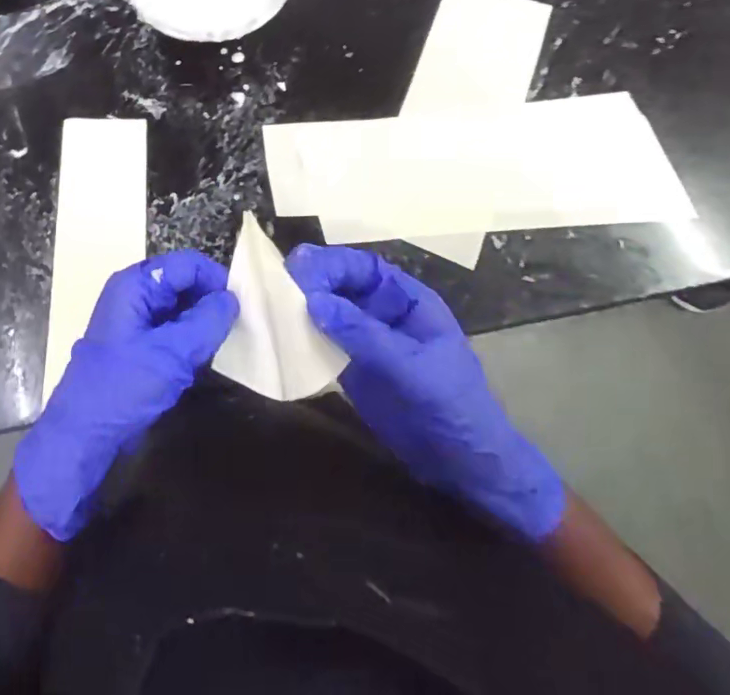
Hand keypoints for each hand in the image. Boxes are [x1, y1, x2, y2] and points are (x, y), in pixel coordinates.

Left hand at [14, 252, 240, 540]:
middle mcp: (132, 295)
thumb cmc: (125, 386)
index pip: (186, 264)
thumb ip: (206, 322)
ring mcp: (132, 320)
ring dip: (200, 324)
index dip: (216, 280)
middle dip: (209, 302)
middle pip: (182, 283)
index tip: (241, 308)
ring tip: (220, 347)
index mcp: (134, 285)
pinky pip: (170, 329)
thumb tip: (231, 298)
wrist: (86, 430)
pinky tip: (200, 360)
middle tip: (235, 330)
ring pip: (178, 308)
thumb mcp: (172, 353)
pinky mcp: (136, 344)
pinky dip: (188, 340)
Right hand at [285, 245, 564, 540]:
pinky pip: (317, 339)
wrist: (461, 466)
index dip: (331, 263)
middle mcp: (380, 312)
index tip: (297, 268)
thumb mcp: (412, 369)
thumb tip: (313, 301)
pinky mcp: (346, 363)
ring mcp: (361, 338)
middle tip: (274, 287)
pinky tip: (276, 335)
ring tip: (267, 308)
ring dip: (297, 306)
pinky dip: (297, 335)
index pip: (364, 268)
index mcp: (407, 301)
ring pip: (323, 309)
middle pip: (337, 283)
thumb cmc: (452, 409)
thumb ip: (364, 334)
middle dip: (308, 281)